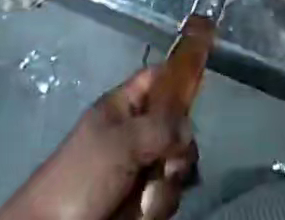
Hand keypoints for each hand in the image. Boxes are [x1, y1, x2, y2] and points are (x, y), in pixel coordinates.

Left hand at [0, 66, 197, 219]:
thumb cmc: (82, 174)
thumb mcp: (119, 142)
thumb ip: (158, 127)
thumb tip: (188, 126)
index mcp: (123, 107)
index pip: (157, 80)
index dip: (178, 78)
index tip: (202, 82)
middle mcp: (135, 133)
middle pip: (177, 128)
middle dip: (179, 148)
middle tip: (165, 162)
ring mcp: (140, 168)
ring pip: (177, 166)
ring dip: (167, 184)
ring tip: (146, 198)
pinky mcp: (144, 202)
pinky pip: (170, 196)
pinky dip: (161, 206)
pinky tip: (145, 212)